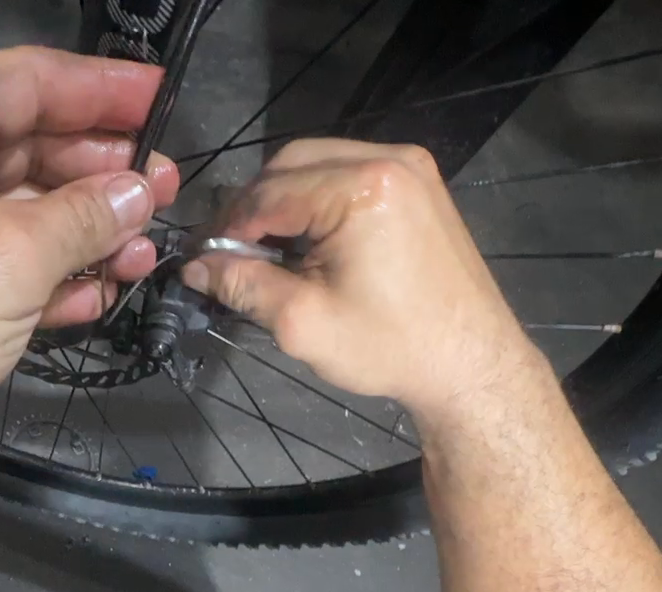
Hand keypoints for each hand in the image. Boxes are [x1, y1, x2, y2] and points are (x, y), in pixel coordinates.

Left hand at [0, 47, 179, 447]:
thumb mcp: (17, 256)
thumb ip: (88, 216)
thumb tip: (138, 193)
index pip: (30, 80)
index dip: (103, 91)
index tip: (158, 100)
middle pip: (37, 146)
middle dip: (103, 177)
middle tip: (161, 192)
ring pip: (32, 208)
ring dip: (90, 234)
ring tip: (140, 255)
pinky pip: (14, 256)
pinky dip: (57, 274)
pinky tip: (98, 292)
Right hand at [181, 140, 538, 415]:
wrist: (467, 361)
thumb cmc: (385, 346)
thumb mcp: (300, 321)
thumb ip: (242, 285)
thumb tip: (193, 268)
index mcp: (359, 188)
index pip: (267, 194)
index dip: (226, 228)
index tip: (200, 261)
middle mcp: (387, 159)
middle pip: (290, 164)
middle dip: (252, 208)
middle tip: (229, 255)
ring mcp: (408, 167)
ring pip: (316, 165)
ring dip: (282, 202)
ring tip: (264, 251)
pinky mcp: (417, 184)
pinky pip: (347, 174)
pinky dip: (315, 201)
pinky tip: (304, 241)